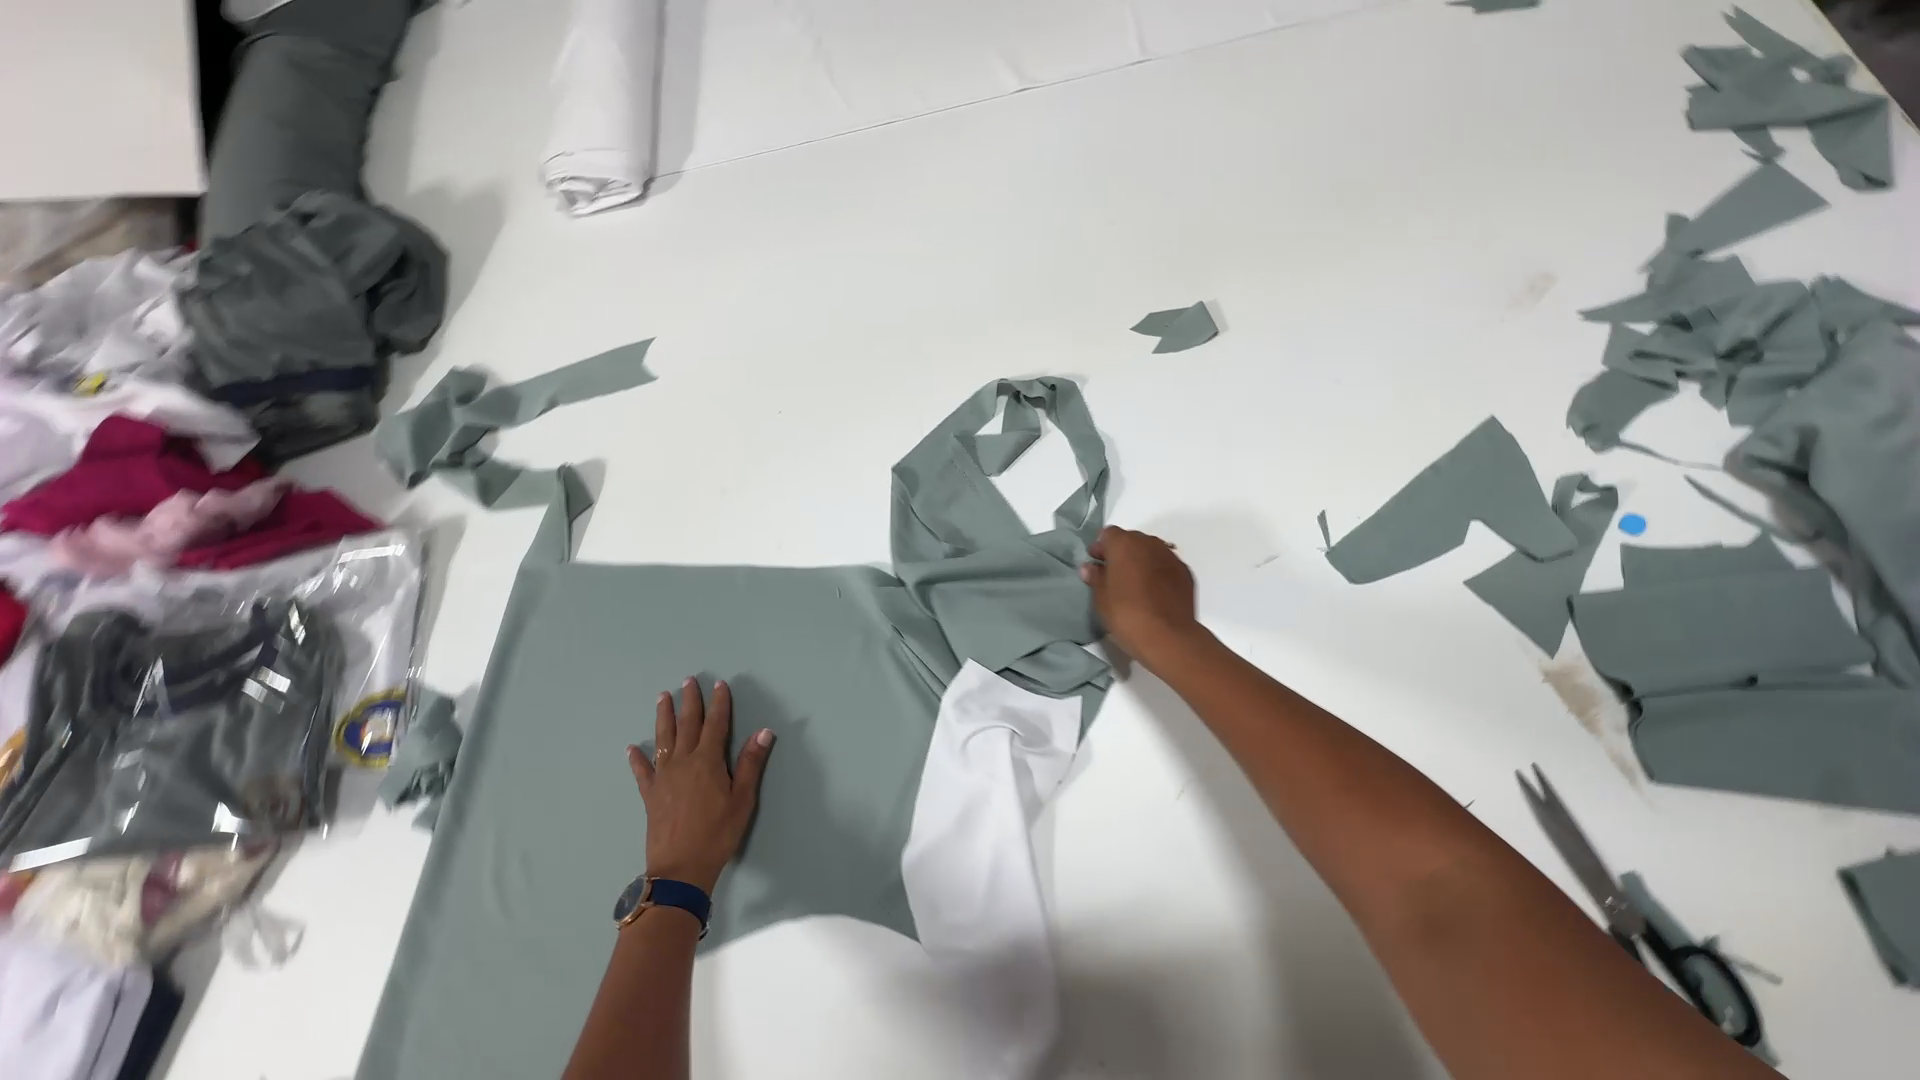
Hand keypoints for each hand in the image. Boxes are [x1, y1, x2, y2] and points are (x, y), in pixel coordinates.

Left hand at [627, 678, 774, 894]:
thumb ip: (750, 764)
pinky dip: (637, 758)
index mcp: (707, 761)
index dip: (719, 704)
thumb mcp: (742, 799)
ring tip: (662, 698)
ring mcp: (663, 778)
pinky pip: (642, 771)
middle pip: (687, 725)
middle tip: (688, 681)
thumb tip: (763, 732)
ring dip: (663, 717)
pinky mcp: (650, 795)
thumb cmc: (718, 833)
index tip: (720, 685)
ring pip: (663, 739)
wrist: (681, 868)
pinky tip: (632, 748)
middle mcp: (683, 762)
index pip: (715, 724)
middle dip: (690, 702)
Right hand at [1081, 526, 1204, 667]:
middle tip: (1114, 575)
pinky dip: (1158, 573)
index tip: (1096, 564)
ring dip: (1141, 562)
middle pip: (1132, 540)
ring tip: (1135, 585)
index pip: (1109, 534)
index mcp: (1125, 544)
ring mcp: (1171, 557)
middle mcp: (1150, 543)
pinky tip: (1154, 593)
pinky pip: (1166, 566)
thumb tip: (1091, 567)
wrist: (1168, 637)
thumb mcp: (1101, 598)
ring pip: (1151, 552)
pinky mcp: (1186, 573)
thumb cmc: (1126, 614)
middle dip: (1121, 553)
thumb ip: (1095, 577)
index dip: (1101, 548)